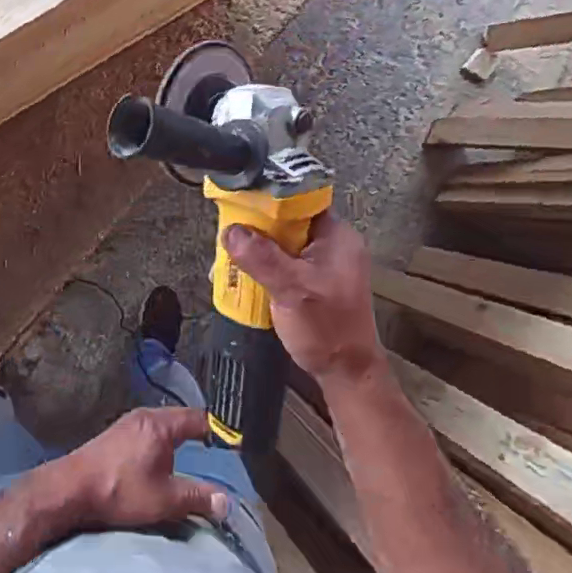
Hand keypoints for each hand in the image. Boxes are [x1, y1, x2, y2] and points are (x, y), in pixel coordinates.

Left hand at [34, 407, 227, 528]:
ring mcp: (125, 424)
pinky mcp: (114, 436)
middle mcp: (143, 417)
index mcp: (159, 424)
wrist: (71, 488)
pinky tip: (162, 459)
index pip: (198, 418)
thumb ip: (199, 497)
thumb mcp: (166, 499)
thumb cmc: (121, 490)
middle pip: (179, 418)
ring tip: (195, 455)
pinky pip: (147, 432)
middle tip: (219, 449)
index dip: (219, 430)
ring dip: (177, 438)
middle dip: (199, 432)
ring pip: (161, 425)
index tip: (235, 444)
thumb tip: (226, 501)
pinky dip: (161, 442)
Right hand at [222, 213, 385, 385]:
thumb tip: (230, 230)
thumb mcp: (292, 289)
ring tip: (226, 260)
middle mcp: (330, 244)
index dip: (268, 199)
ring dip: (252, 251)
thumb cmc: (327, 328)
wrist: (345, 372)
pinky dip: (259, 267)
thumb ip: (262, 257)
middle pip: (284, 221)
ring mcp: (320, 263)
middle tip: (226, 238)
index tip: (237, 205)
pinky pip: (279, 262)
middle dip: (253, 229)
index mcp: (336, 236)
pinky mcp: (309, 281)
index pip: (300, 201)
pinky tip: (239, 276)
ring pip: (278, 243)